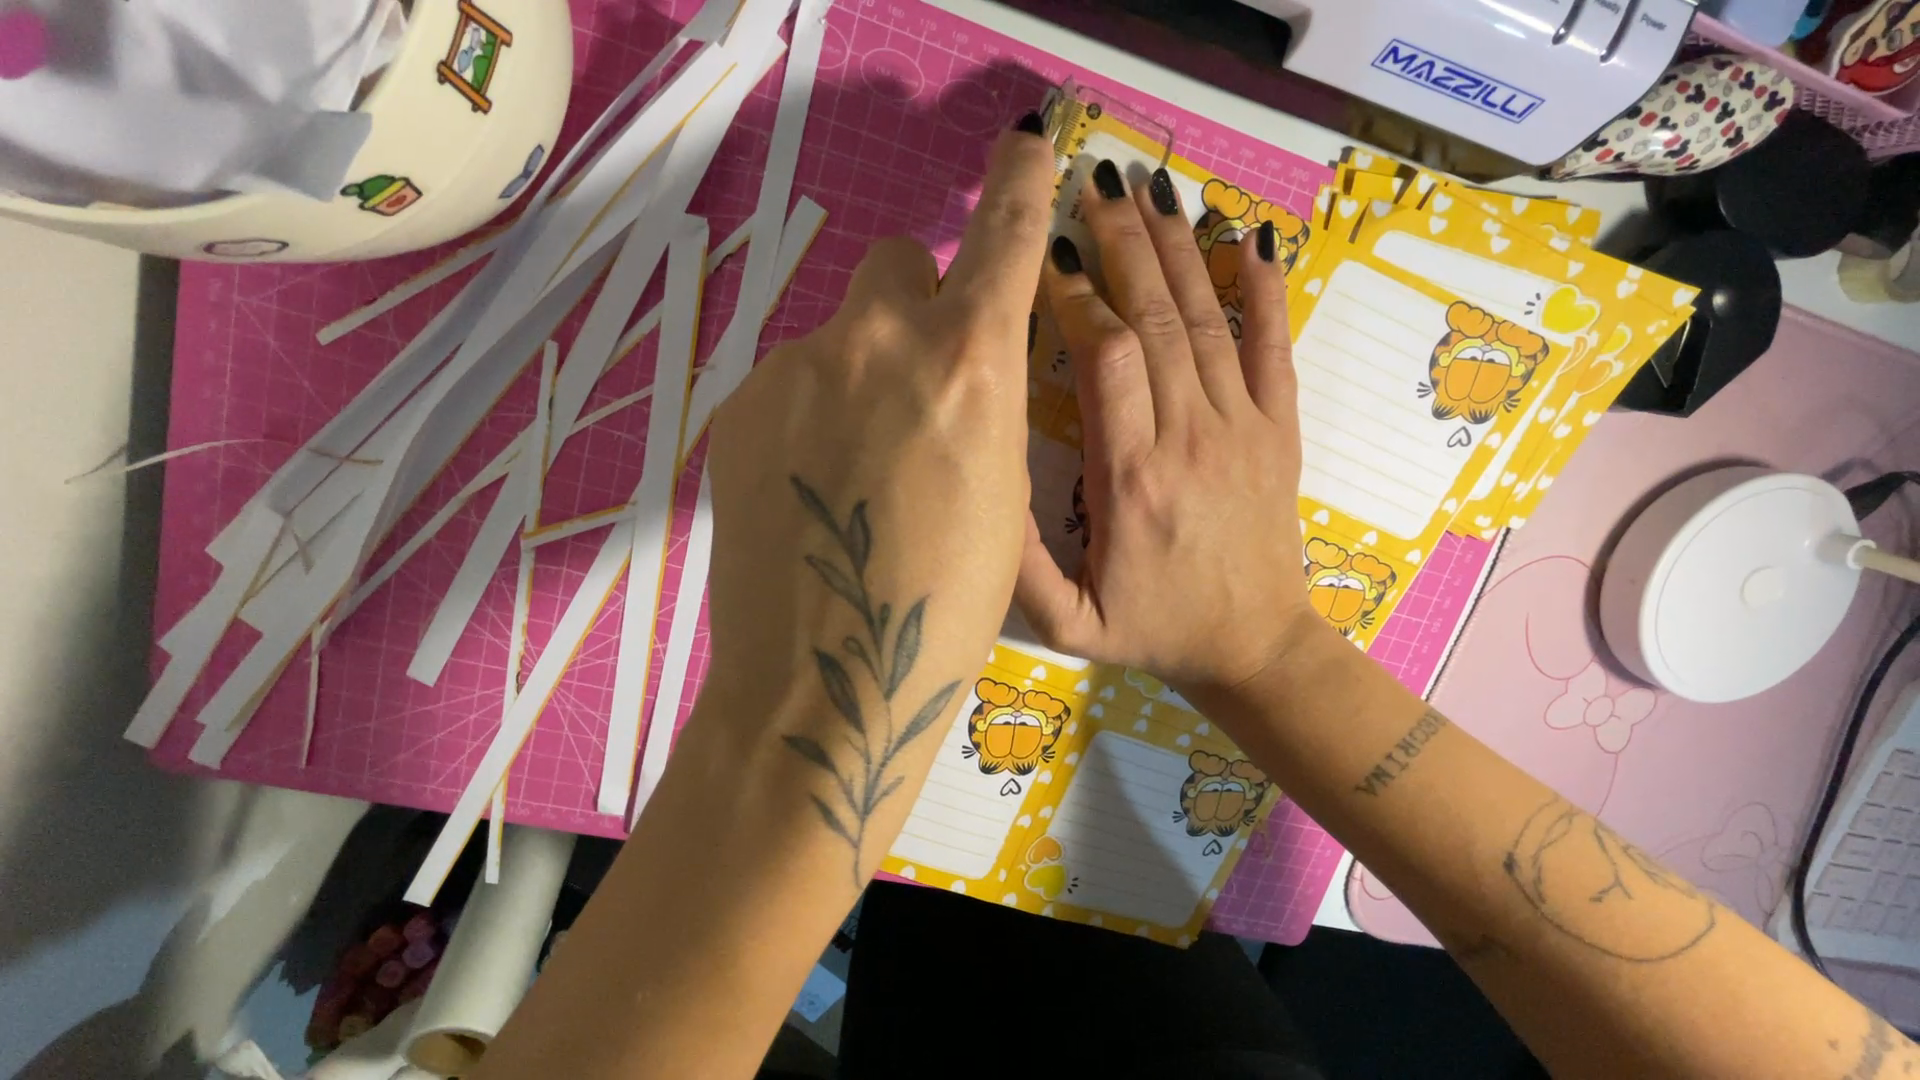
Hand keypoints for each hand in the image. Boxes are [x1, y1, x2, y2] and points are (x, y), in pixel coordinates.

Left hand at [698, 118, 1055, 878]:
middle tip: (921, 389)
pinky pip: (791, 381)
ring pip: (841, 335)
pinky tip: (812, 488)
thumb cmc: (946, 602)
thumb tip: (954, 353)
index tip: (1028, 139)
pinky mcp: (739, 406)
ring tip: (857, 470)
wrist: (827, 673)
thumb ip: (981, 398)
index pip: (1002, 234)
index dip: (1021, 180)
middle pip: (897, 266)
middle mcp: (877, 341)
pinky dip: (808, 413)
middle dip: (916, 307)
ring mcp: (795, 369)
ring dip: (859, 372)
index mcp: (967, 364)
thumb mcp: (1002, 489)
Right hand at [1015, 160, 1330, 699]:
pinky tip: (1248, 238)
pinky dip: (1263, 289)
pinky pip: (1275, 346)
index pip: (1106, 361)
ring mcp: (1243, 428)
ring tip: (1149, 186)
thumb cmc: (1153, 632)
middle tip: (1092, 184)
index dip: (1075, 298)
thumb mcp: (1067, 624)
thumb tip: (980, 480)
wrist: (1254, 650)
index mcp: (1131, 480)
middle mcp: (1189, 438)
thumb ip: (1018, 565)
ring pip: (1205, 319)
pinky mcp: (1278, 429)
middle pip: (1154, 319)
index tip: (1047, 255)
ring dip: (1175, 247)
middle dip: (1120, 244)